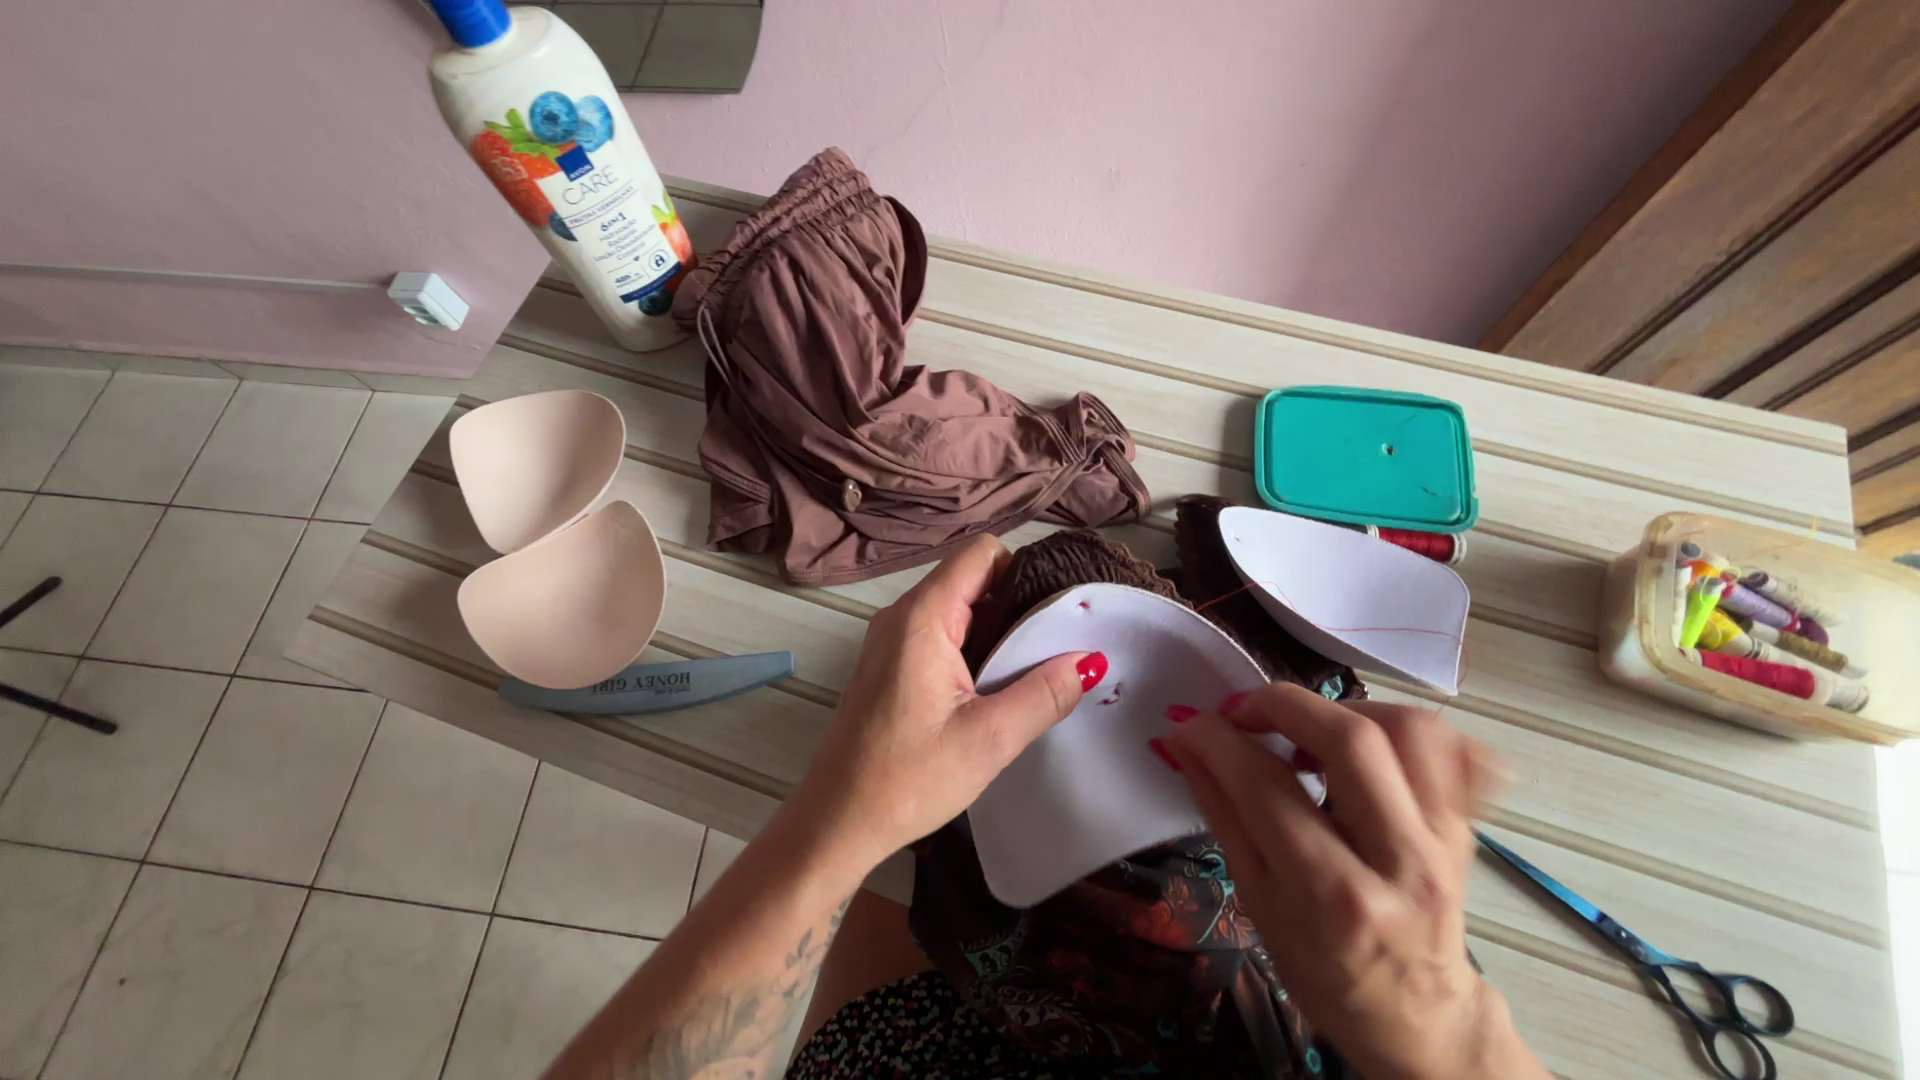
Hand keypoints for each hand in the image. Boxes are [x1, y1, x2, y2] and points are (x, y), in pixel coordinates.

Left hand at [791, 535, 1105, 866]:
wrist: (837, 820)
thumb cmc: (907, 779)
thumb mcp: (989, 740)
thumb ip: (1044, 694)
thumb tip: (1091, 660)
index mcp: (923, 618)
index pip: (981, 553)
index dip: (1024, 569)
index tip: (1054, 610)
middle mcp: (902, 616)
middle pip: (971, 577)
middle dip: (1017, 602)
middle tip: (1055, 646)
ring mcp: (892, 639)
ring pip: (957, 607)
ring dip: (996, 629)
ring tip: (1030, 670)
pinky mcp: (890, 664)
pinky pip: (940, 633)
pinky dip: (972, 647)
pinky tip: (992, 688)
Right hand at [1159, 684, 1546, 1079]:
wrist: (1418, 1021)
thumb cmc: (1323, 973)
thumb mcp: (1256, 900)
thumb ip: (1221, 809)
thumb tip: (1183, 742)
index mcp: (1333, 895)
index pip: (1265, 786)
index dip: (1215, 740)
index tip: (1187, 723)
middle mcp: (1400, 861)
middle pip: (1351, 740)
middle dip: (1281, 704)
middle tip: (1243, 713)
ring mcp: (1444, 842)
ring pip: (1411, 730)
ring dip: (1345, 710)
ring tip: (1309, 732)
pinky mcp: (1466, 829)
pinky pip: (1459, 751)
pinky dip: (1412, 728)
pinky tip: (1373, 742)